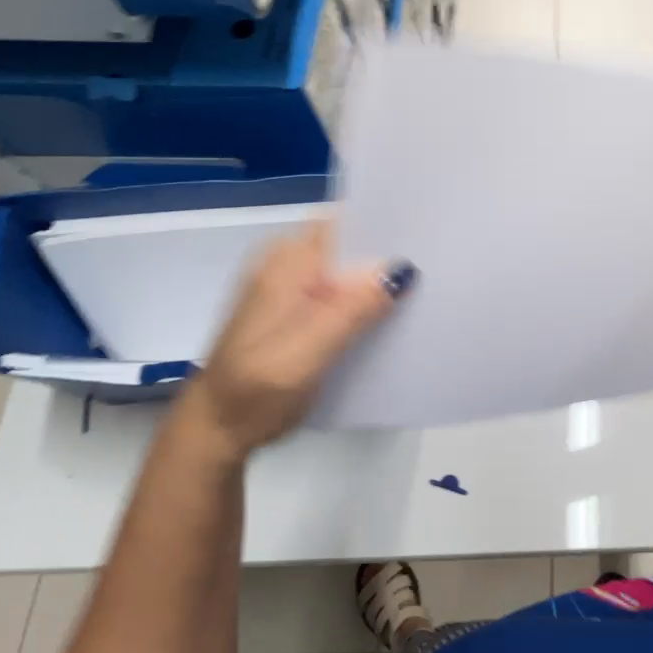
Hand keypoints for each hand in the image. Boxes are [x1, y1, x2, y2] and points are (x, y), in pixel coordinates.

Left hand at [183, 224, 415, 457]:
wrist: (215, 430)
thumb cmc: (254, 392)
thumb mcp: (305, 355)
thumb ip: (351, 311)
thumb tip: (401, 270)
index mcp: (287, 263)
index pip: (345, 222)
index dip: (386, 224)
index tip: (428, 237)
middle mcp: (287, 263)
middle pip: (350, 243)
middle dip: (389, 255)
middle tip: (437, 270)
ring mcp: (290, 286)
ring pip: (348, 268)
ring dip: (380, 281)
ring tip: (424, 293)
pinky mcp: (296, 308)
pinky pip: (339, 291)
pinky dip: (364, 301)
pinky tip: (392, 317)